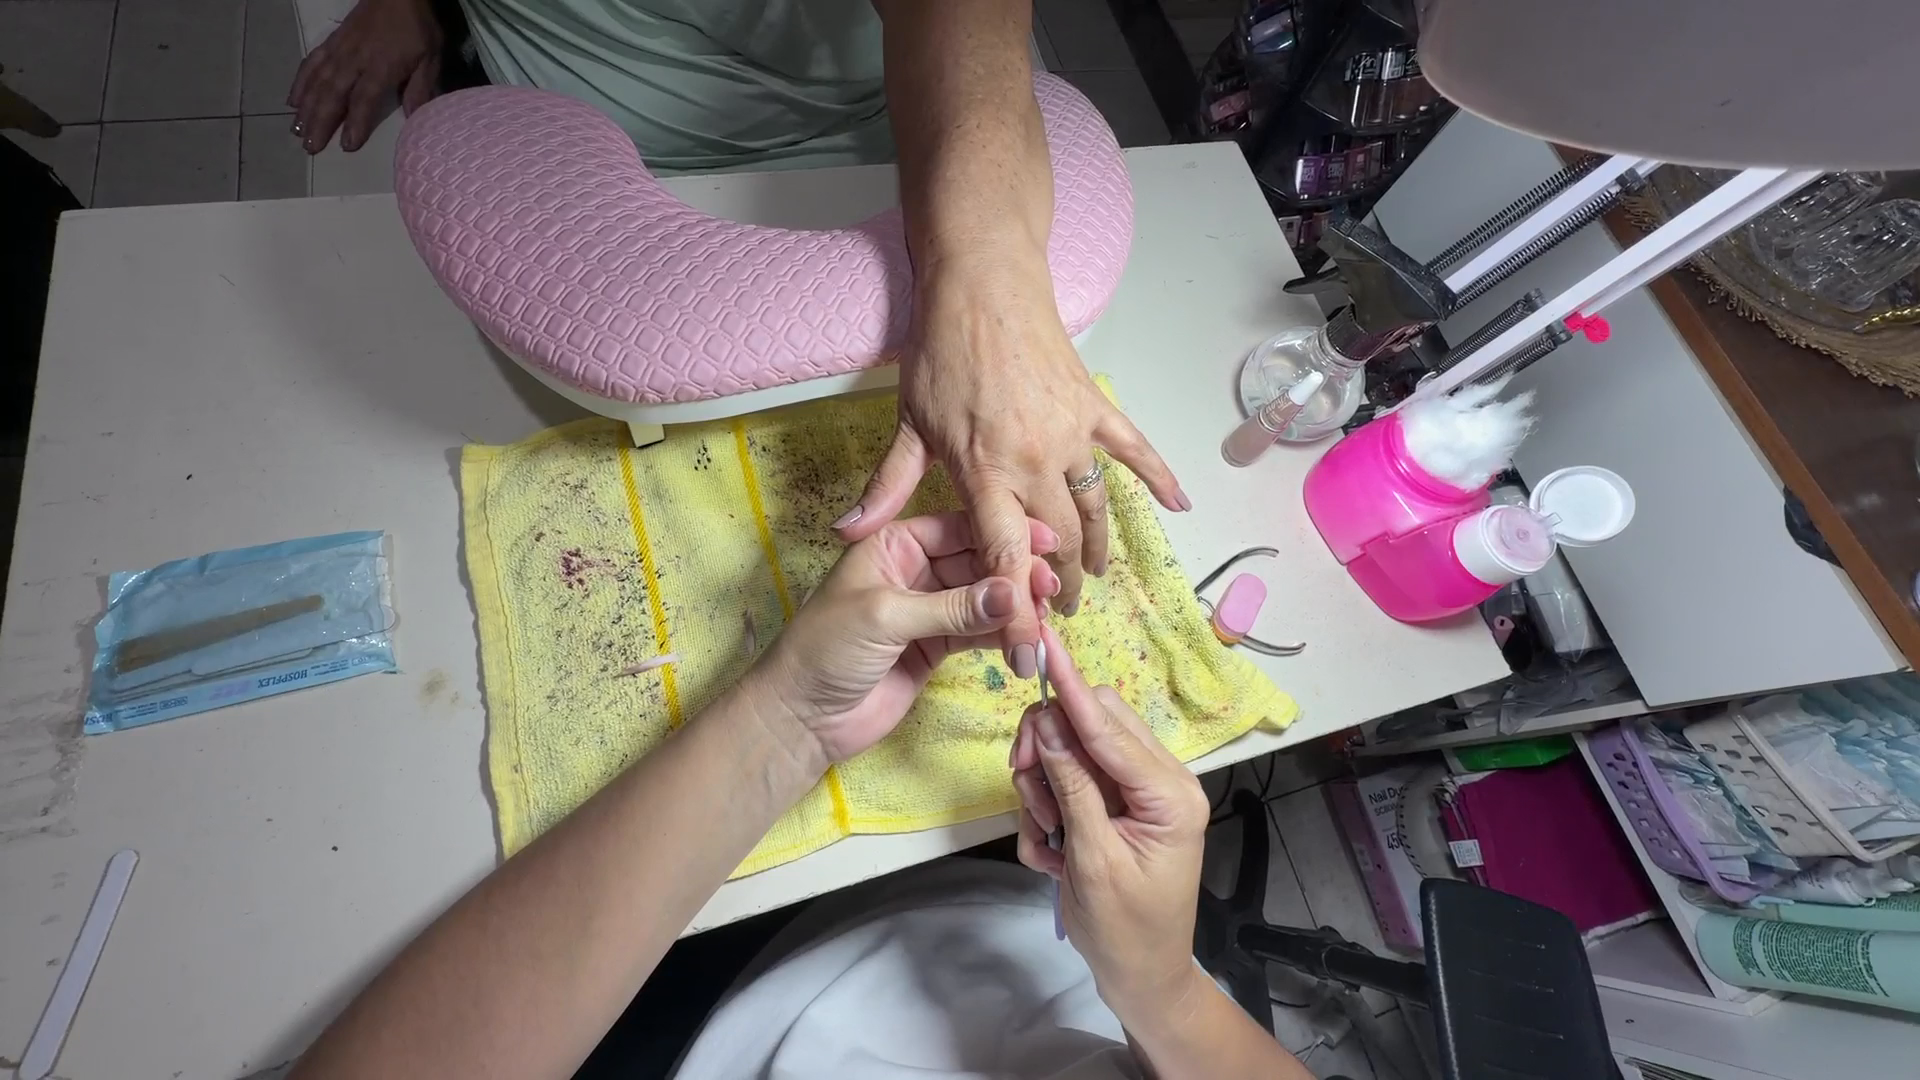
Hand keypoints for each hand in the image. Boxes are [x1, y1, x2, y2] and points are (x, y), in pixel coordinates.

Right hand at [288, 0, 442, 153]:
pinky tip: (292, 100)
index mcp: (380, 68)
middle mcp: (353, 60)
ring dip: (305, 107)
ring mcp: (339, 50)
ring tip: (296, 130)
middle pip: (332, 95)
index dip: (355, 123)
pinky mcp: (332, 43)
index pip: (363, 100)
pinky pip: (311, 64)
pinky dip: (300, 82)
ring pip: (317, 81)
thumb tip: (416, 121)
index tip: (347, 145)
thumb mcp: (430, 62)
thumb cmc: (418, 30)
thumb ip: (421, 90)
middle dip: (320, 122)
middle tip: (310, 147)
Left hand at [753, 512, 1060, 767]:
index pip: (957, 529)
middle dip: (1012, 573)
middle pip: (975, 563)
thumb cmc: (826, 649)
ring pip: (981, 600)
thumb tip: (1014, 596)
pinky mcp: (936, 646)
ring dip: (1012, 607)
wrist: (801, 718)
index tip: (1043, 542)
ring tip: (1047, 612)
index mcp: (893, 544)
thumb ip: (951, 607)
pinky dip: (1001, 635)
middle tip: (1050, 585)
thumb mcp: (885, 617)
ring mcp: (927, 609)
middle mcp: (914, 570)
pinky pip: (976, 633)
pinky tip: (1028, 637)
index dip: (999, 535)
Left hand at [836, 267, 1188, 677]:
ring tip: (1092, 582)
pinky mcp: (1095, 410)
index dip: (1017, 615)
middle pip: (1057, 544)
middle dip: (1058, 589)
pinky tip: (1178, 505)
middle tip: (1056, 617)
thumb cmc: (940, 352)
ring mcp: (1074, 436)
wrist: (982, 282)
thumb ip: (886, 486)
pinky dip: (1159, 476)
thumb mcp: (906, 423)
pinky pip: (1134, 449)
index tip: (1028, 658)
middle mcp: (1036, 463)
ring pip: (1095, 511)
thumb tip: (848, 532)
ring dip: (1096, 552)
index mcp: (985, 473)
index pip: (1004, 559)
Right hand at [1010, 624, 1210, 1024]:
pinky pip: (1068, 775)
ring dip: (1044, 785)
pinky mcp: (1114, 798)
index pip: (1109, 726)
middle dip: (1048, 747)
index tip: (1046, 643)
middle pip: (1091, 720)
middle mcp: (1158, 777)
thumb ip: (1072, 786)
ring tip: (1048, 836)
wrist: (1141, 977)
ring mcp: (1136, 786)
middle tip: (1025, 784)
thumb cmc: (1126, 930)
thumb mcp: (1092, 860)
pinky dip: (1048, 805)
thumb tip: (1048, 723)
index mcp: (1169, 793)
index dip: (1071, 685)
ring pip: (1072, 744)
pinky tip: (1053, 851)